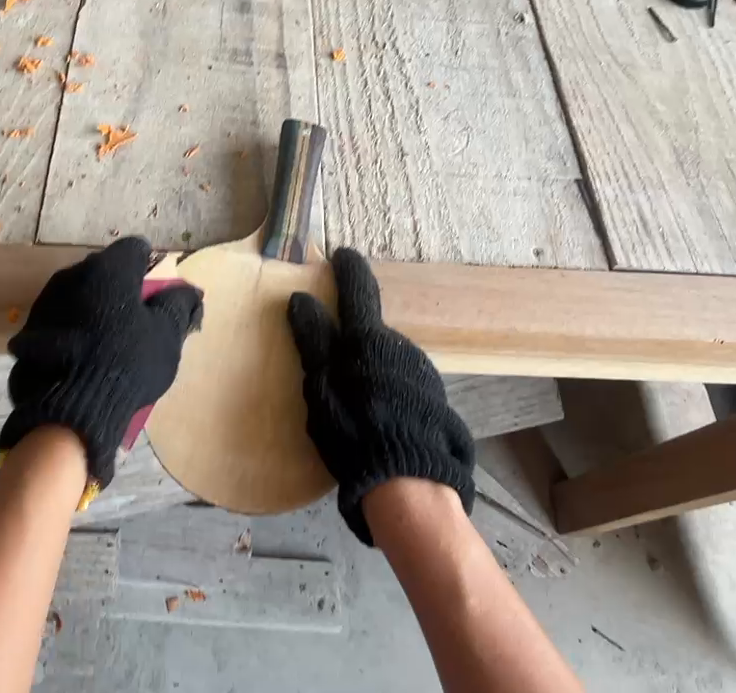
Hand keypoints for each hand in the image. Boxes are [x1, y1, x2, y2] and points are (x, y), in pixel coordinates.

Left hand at [0, 237, 203, 492]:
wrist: (67, 406)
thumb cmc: (126, 361)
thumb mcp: (166, 335)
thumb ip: (178, 305)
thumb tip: (188, 289)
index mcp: (111, 268)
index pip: (135, 250)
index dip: (147, 268)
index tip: (153, 293)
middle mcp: (74, 274)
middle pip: (104, 271)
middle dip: (118, 288)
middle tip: (131, 319)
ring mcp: (46, 301)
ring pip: (77, 295)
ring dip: (91, 310)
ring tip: (102, 342)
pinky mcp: (28, 330)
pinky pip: (58, 321)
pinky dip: (70, 331)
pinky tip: (78, 358)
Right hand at [288, 248, 474, 544]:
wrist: (410, 480)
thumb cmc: (354, 430)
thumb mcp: (320, 387)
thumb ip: (313, 341)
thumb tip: (301, 298)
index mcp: (368, 339)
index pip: (357, 291)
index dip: (348, 269)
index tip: (343, 254)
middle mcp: (399, 346)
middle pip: (370, 330)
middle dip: (354, 337)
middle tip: (333, 359)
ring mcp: (421, 372)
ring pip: (388, 358)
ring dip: (372, 366)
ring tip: (355, 399)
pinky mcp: (433, 398)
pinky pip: (403, 381)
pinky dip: (388, 387)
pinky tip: (379, 414)